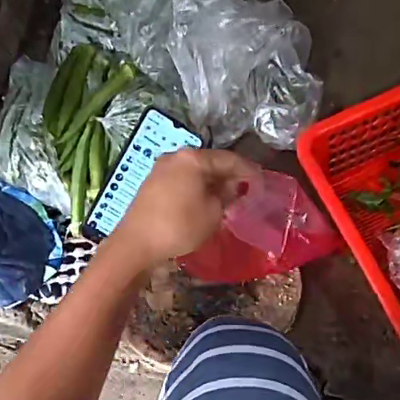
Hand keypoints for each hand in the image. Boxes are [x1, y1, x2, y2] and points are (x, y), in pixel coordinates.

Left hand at [105, 148, 260, 268]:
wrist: (136, 243)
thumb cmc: (180, 226)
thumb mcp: (213, 213)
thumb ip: (228, 195)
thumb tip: (233, 186)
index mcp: (193, 158)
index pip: (229, 159)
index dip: (249, 170)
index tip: (262, 181)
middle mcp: (176, 156)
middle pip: (211, 162)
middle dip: (230, 175)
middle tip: (248, 190)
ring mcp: (161, 168)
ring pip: (196, 171)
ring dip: (214, 182)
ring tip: (229, 198)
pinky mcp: (153, 183)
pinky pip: (183, 179)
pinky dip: (198, 187)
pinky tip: (206, 201)